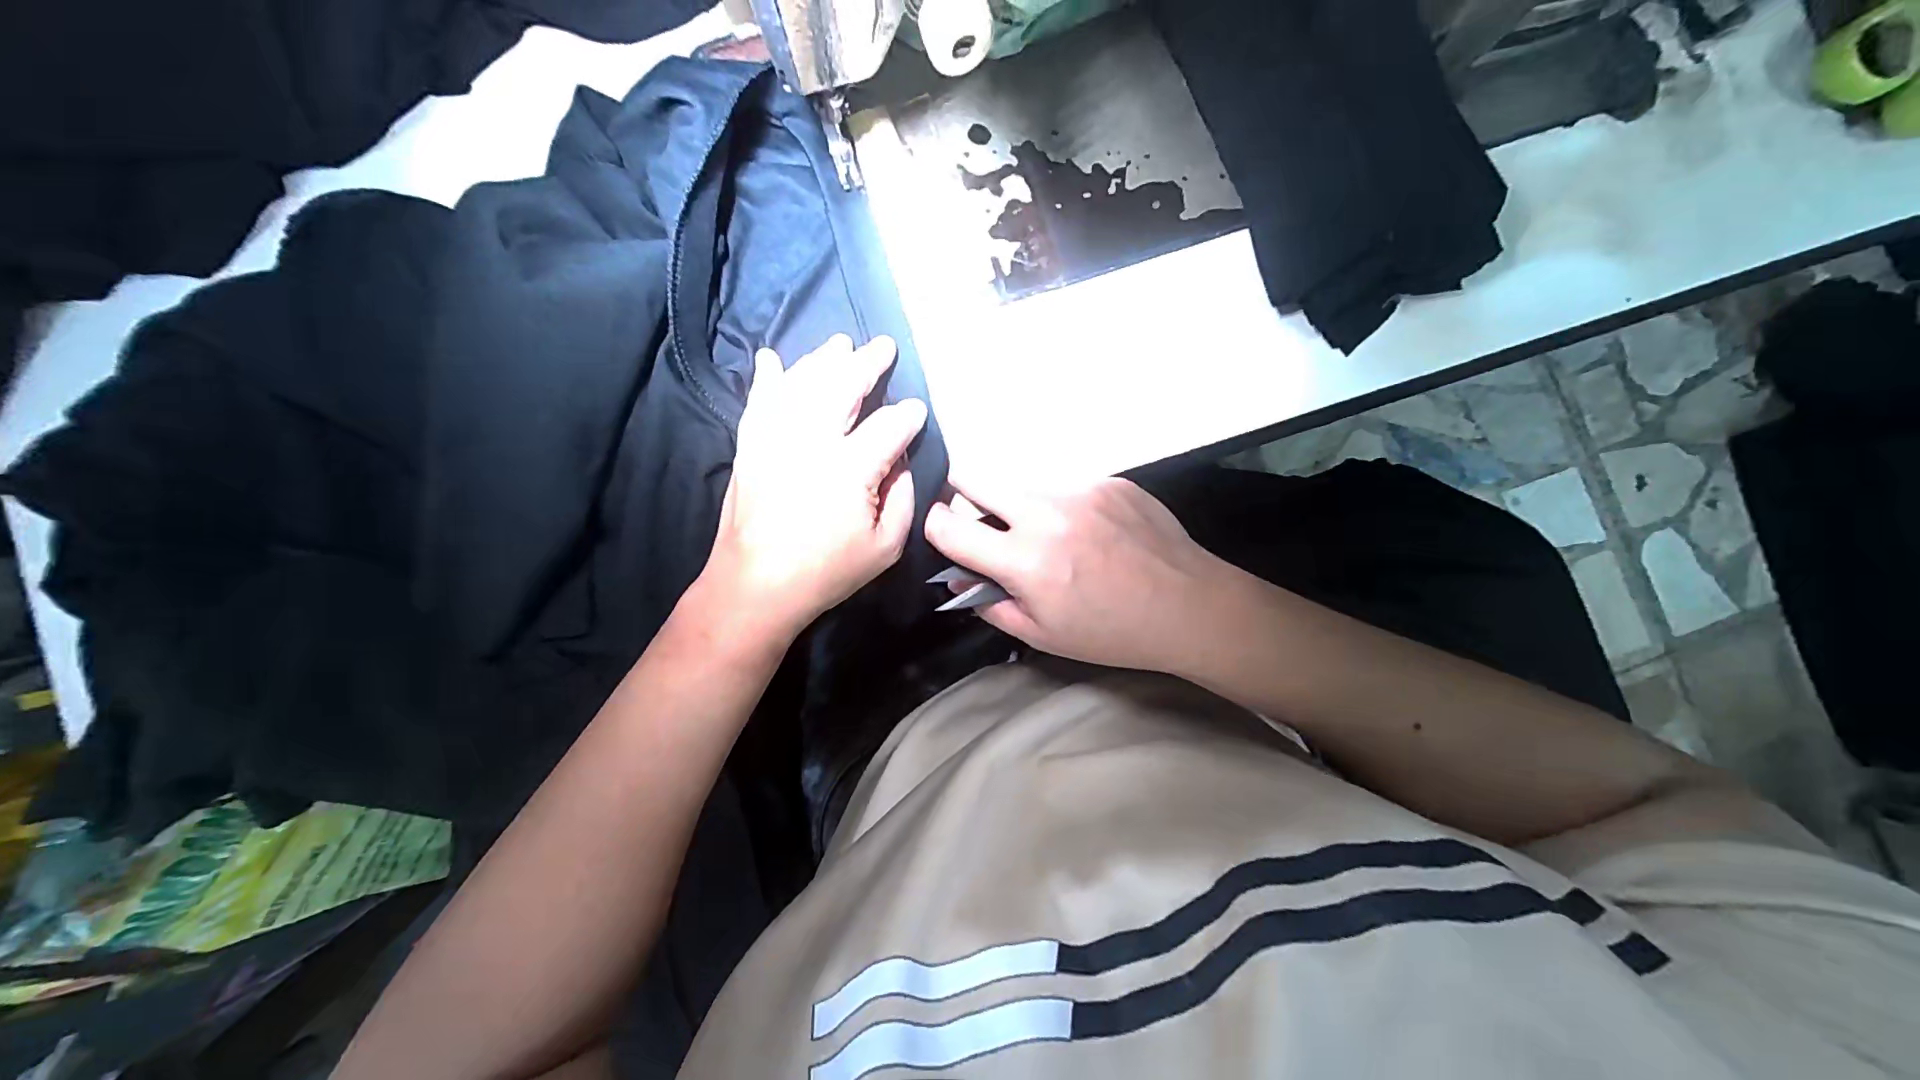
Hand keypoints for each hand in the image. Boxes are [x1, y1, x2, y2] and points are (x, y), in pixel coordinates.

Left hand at [699, 334, 927, 641]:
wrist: (754, 585)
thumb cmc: (827, 571)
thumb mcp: (886, 546)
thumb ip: (904, 498)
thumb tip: (900, 461)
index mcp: (851, 468)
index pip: (889, 425)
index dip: (907, 416)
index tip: (916, 411)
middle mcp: (812, 441)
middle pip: (842, 385)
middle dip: (868, 362)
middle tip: (884, 347)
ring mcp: (775, 438)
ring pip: (801, 383)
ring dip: (823, 359)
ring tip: (840, 344)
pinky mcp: (750, 445)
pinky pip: (760, 400)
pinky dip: (768, 377)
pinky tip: (773, 359)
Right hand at [922, 475, 1234, 673]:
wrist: (1190, 606)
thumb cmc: (1112, 632)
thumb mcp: (1042, 635)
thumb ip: (989, 603)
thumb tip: (956, 577)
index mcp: (1024, 561)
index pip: (948, 526)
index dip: (933, 526)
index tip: (940, 531)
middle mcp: (1046, 514)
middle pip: (973, 476)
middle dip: (962, 494)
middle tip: (979, 519)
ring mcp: (1079, 490)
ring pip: (1021, 482)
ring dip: (1018, 504)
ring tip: (1050, 536)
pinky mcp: (1108, 480)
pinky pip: (1065, 484)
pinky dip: (1063, 505)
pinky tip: (1089, 531)